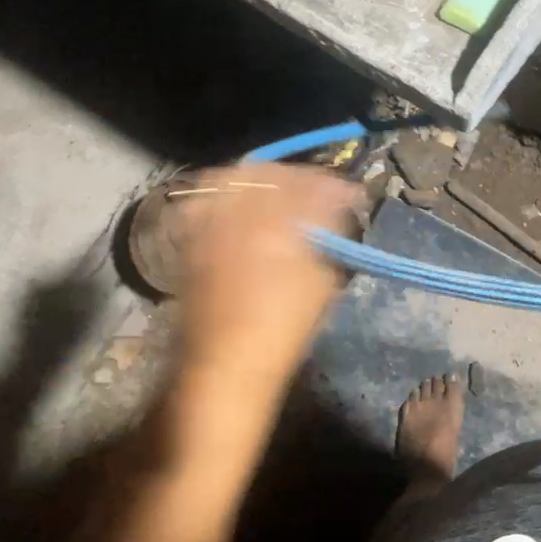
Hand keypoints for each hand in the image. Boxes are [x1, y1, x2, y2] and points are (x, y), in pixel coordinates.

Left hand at [171, 163, 361, 385]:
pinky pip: (206, 200)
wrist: (225, 367)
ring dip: (262, 181)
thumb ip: (329, 240)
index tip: (348, 194)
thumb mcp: (321, 285)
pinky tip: (239, 210)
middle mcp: (239, 214)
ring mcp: (210, 224)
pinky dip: (227, 196)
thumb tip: (336, 214)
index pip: (311, 184)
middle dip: (297, 177)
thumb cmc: (282, 332)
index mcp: (278, 223)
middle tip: (316, 192)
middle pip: (271, 174)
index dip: (333, 185)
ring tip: (278, 195)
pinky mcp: (191, 239)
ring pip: (236, 180)